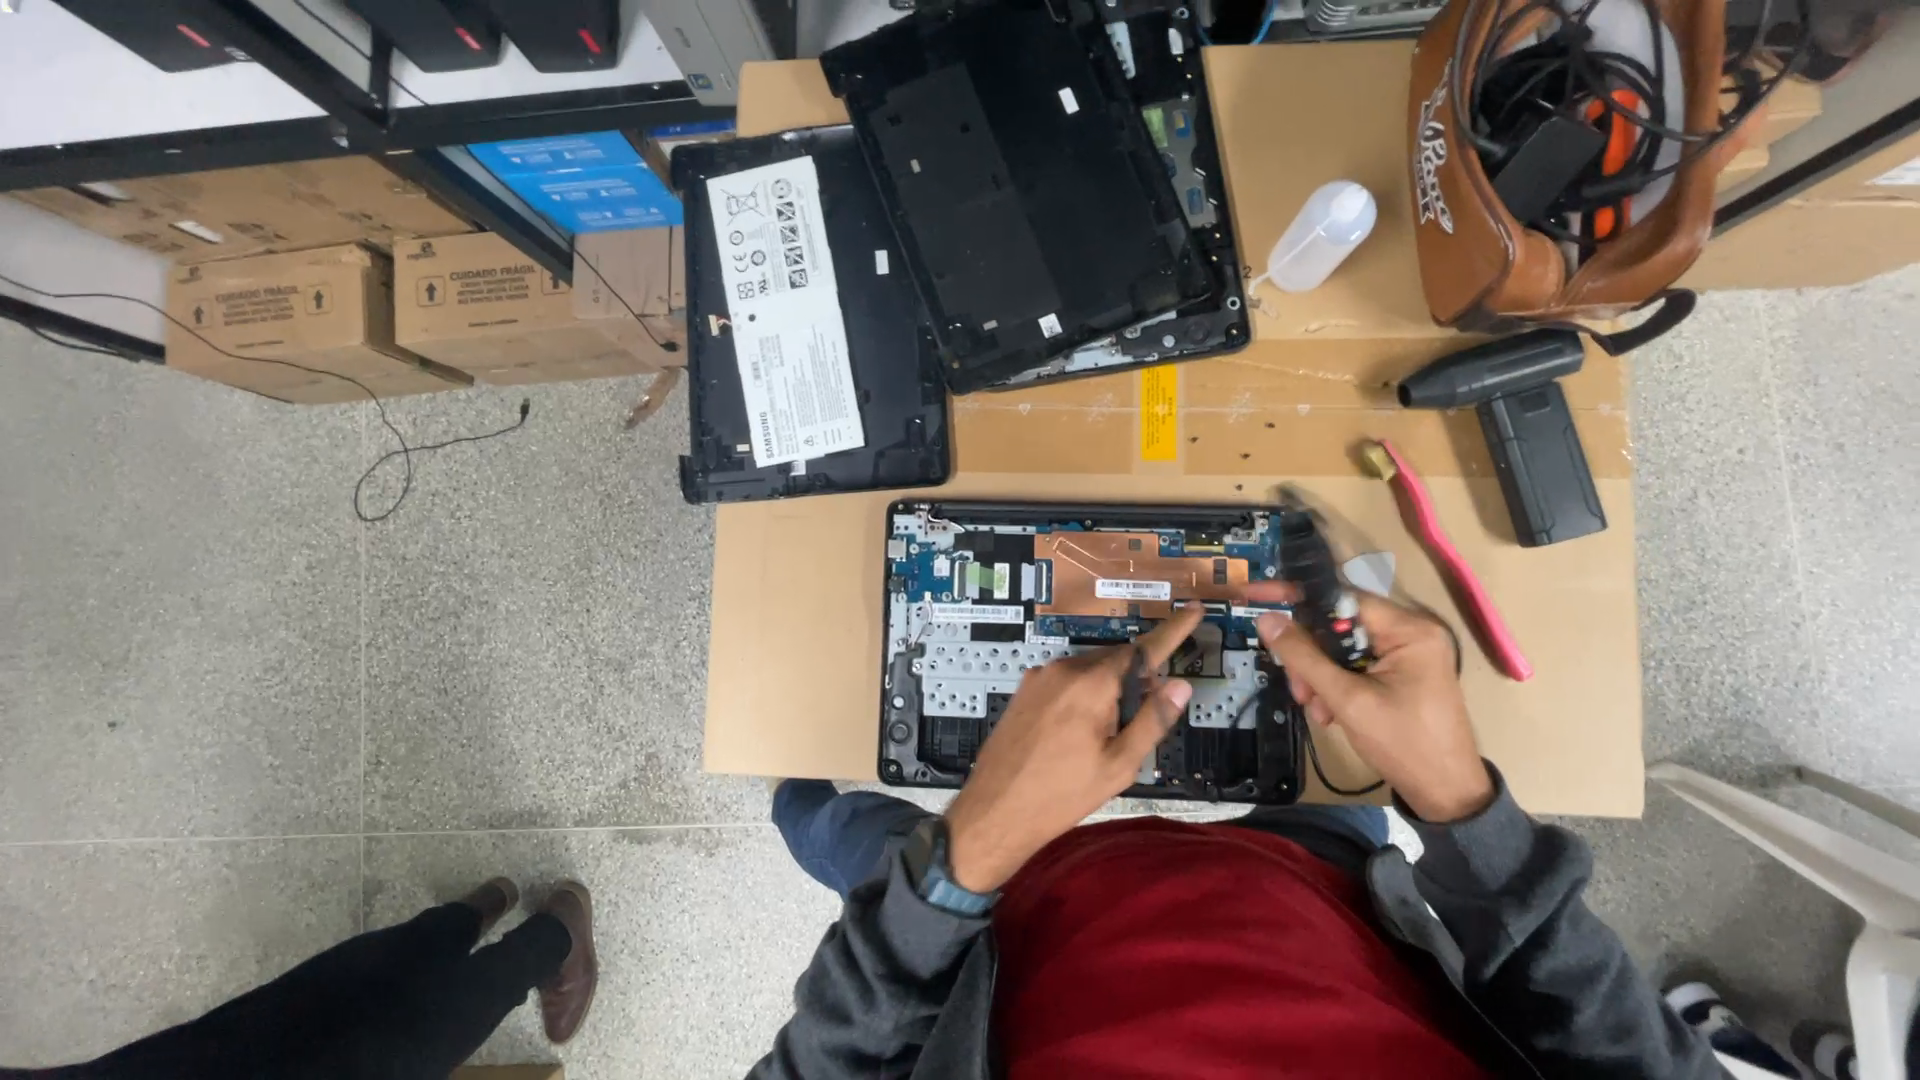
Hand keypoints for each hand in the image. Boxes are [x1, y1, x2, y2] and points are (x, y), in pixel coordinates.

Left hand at [944, 603, 1202, 891]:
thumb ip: (1152, 720)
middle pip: (1116, 659)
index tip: (1195, 609)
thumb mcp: (1118, 765)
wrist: (996, 809)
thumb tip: (1181, 686)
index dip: (1174, 630)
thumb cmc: (1061, 794)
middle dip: (1138, 676)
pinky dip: (1084, 692)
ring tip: (1109, 733)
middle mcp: (1063, 669)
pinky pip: (1065, 680)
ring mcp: (1039, 677)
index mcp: (1091, 684)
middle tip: (1149, 711)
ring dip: (1109, 688)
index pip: (1144, 648)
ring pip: (1089, 670)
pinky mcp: (1024, 690)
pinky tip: (1079, 729)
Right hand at [1245, 585, 1493, 822]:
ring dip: (1320, 675)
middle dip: (1312, 656)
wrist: (1445, 793)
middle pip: (1340, 626)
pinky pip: (1355, 665)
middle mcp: (1411, 634)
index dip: (1304, 607)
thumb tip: (1267, 619)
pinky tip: (1329, 711)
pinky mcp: (1401, 674)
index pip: (1344, 600)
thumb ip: (1303, 657)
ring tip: (1314, 706)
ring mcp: (1407, 655)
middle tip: (1298, 687)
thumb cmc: (1403, 744)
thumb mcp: (1346, 699)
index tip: (1271, 616)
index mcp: (1409, 631)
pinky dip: (1336, 684)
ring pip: (1343, 648)